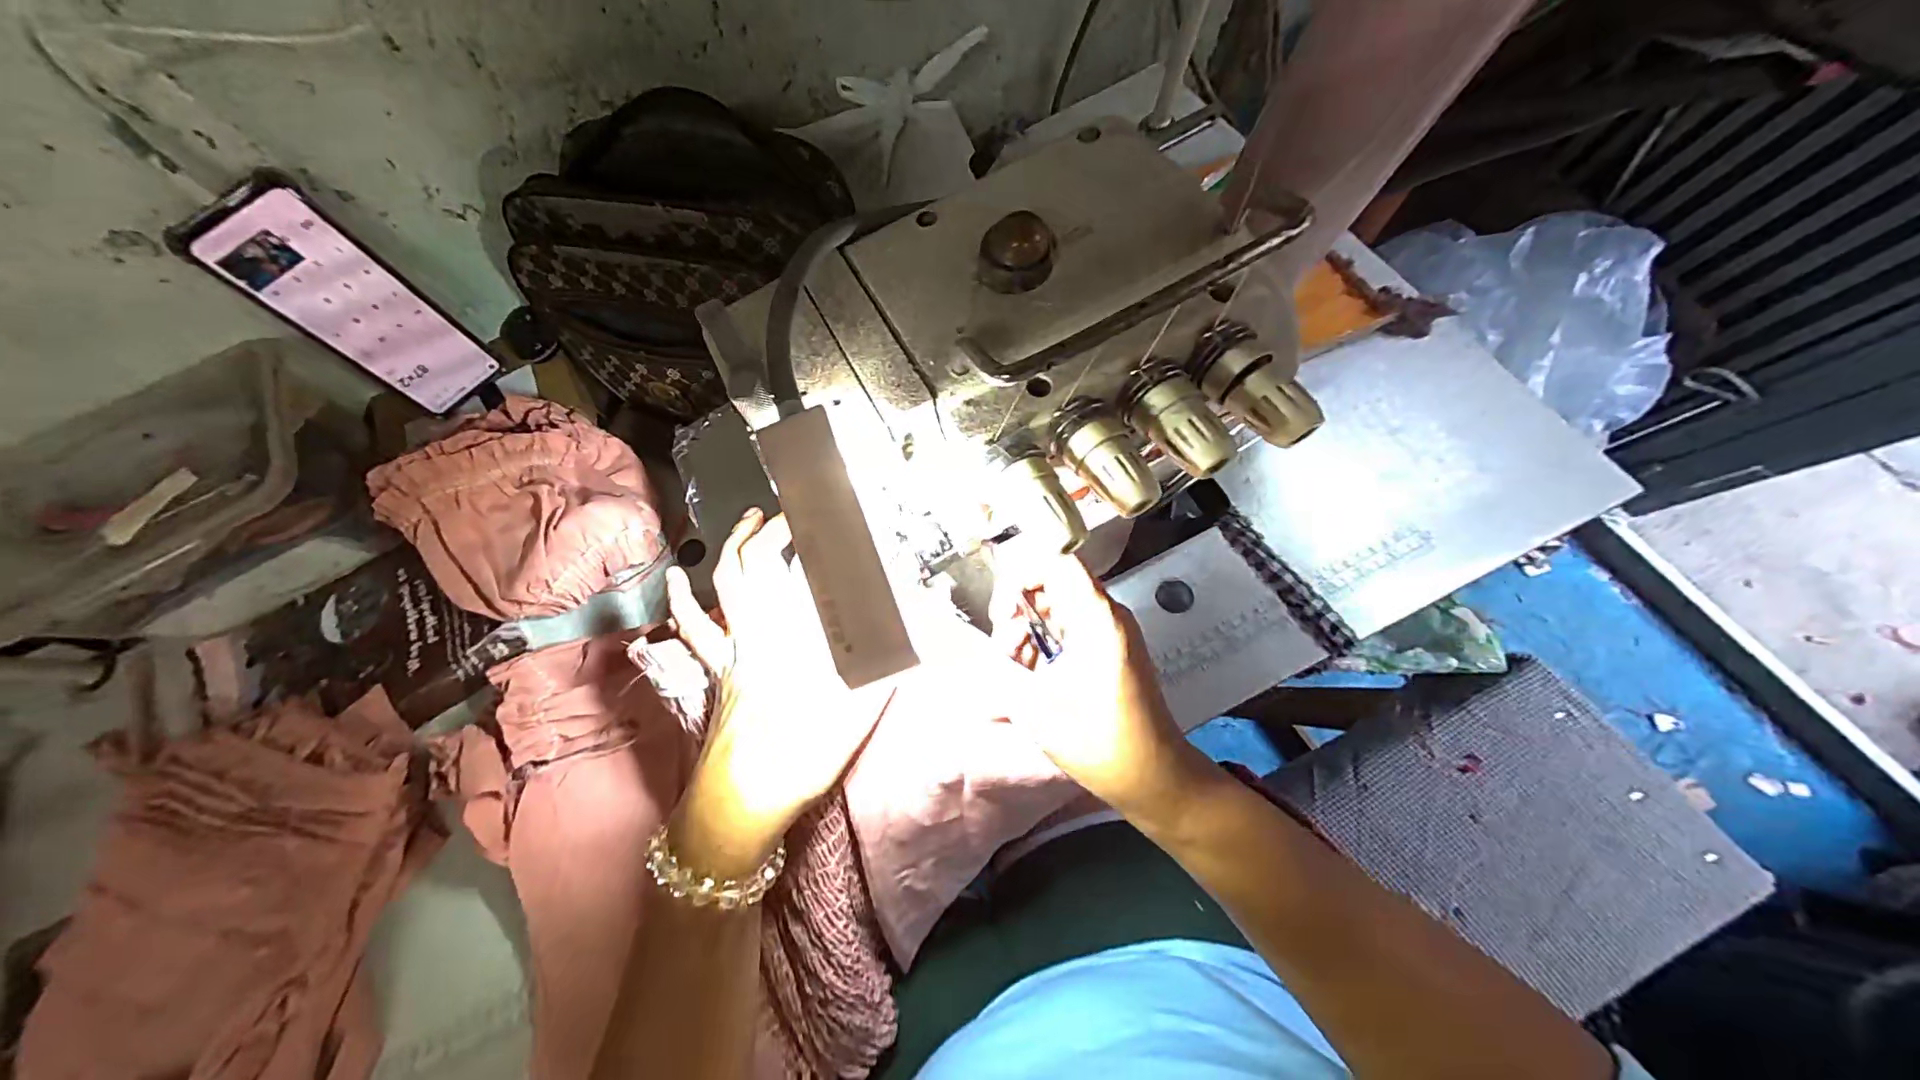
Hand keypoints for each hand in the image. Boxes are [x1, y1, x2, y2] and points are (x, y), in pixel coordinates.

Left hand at [665, 508, 893, 877]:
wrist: (738, 806)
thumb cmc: (797, 759)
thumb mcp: (855, 712)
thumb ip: (881, 666)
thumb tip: (911, 630)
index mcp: (787, 638)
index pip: (786, 571)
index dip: (795, 536)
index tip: (818, 517)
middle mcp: (755, 635)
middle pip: (747, 569)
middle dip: (762, 532)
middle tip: (780, 514)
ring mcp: (730, 654)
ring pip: (719, 590)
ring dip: (729, 551)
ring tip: (742, 525)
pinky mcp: (717, 675)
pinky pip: (694, 632)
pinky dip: (682, 602)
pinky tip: (678, 583)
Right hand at [988, 546, 1215, 816]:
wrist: (1153, 777)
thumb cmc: (1102, 745)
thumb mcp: (1038, 708)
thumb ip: (1006, 669)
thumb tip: (993, 648)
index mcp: (1097, 620)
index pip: (1057, 563)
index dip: (1022, 576)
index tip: (1004, 610)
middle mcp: (1107, 616)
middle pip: (1052, 584)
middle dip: (1019, 609)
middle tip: (1006, 646)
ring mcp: (1110, 632)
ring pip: (1057, 608)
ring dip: (1028, 629)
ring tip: (1016, 666)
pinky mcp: (1108, 650)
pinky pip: (1069, 629)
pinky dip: (1045, 643)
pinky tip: (1032, 674)